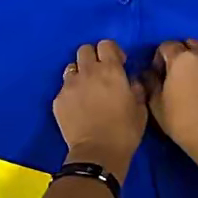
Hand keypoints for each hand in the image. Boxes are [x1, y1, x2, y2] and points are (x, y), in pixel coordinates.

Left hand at [52, 40, 146, 175]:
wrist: (97, 153)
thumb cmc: (125, 131)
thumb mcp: (140, 109)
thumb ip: (135, 88)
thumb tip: (131, 80)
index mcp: (110, 71)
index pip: (106, 44)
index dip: (112, 52)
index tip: (118, 64)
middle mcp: (87, 72)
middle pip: (84, 49)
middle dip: (92, 57)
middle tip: (100, 73)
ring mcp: (69, 85)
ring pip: (71, 67)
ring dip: (80, 73)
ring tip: (86, 89)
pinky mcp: (57, 99)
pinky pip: (64, 88)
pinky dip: (71, 92)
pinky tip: (77, 107)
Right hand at [143, 40, 197, 154]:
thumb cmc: (180, 120)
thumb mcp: (156, 102)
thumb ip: (150, 82)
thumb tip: (150, 73)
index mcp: (182, 58)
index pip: (166, 45)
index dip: (159, 58)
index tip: (158, 74)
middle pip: (188, 45)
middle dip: (180, 55)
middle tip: (175, 75)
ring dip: (196, 63)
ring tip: (192, 83)